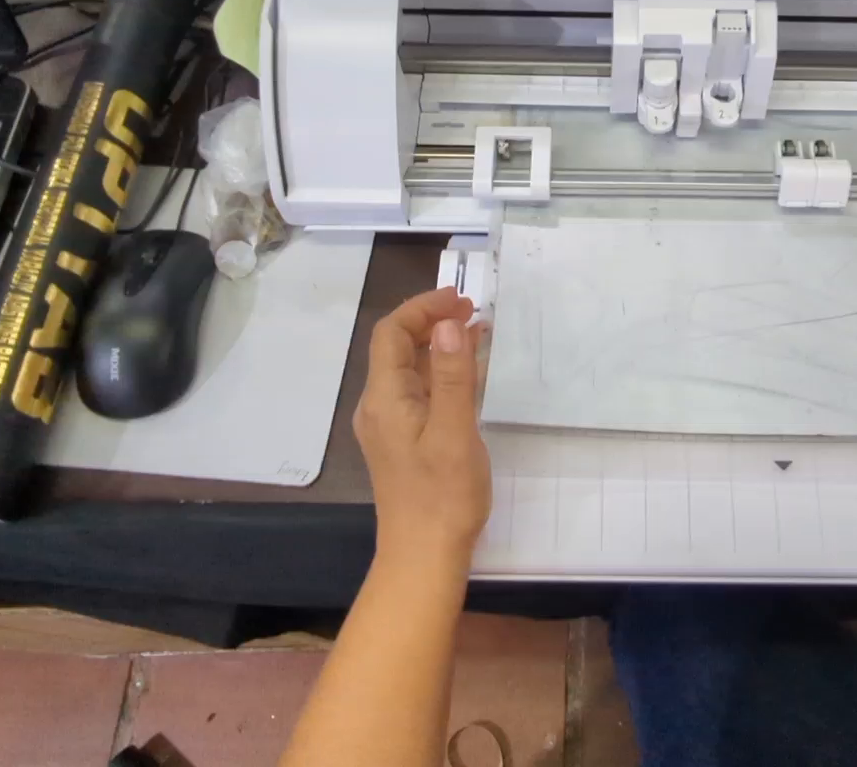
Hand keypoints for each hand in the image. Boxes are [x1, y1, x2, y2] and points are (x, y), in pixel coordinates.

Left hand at [354, 288, 490, 568]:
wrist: (425, 556)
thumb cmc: (443, 494)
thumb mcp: (454, 431)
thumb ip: (451, 376)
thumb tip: (448, 324)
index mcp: (385, 399)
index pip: (391, 333)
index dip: (422, 308)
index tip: (460, 299)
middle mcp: (380, 406)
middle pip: (396, 347)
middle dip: (431, 321)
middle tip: (473, 311)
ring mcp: (390, 425)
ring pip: (409, 368)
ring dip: (438, 344)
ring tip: (476, 331)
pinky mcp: (404, 440)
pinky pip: (419, 390)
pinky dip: (441, 371)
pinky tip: (469, 372)